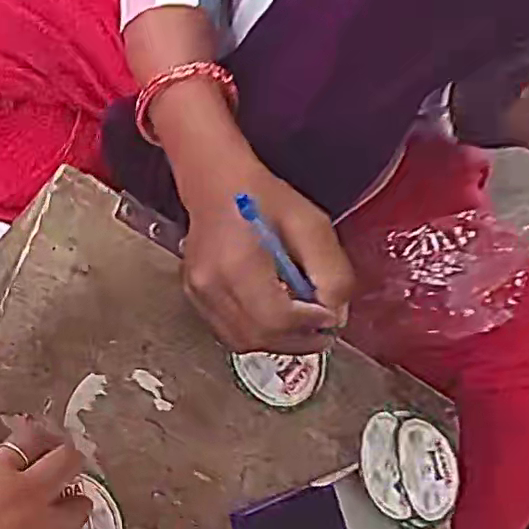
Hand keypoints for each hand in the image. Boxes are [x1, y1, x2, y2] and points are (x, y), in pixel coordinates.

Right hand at [177, 161, 354, 353]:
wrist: (215, 186)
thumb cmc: (264, 199)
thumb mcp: (312, 225)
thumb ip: (331, 273)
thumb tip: (334, 315)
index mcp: (239, 264)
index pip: (275, 318)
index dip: (308, 325)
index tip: (329, 316)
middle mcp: (211, 286)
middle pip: (258, 337)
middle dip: (296, 340)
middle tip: (322, 331)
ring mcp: (198, 294)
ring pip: (241, 341)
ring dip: (276, 342)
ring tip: (300, 327)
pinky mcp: (193, 297)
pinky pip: (228, 332)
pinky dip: (256, 333)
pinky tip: (272, 317)